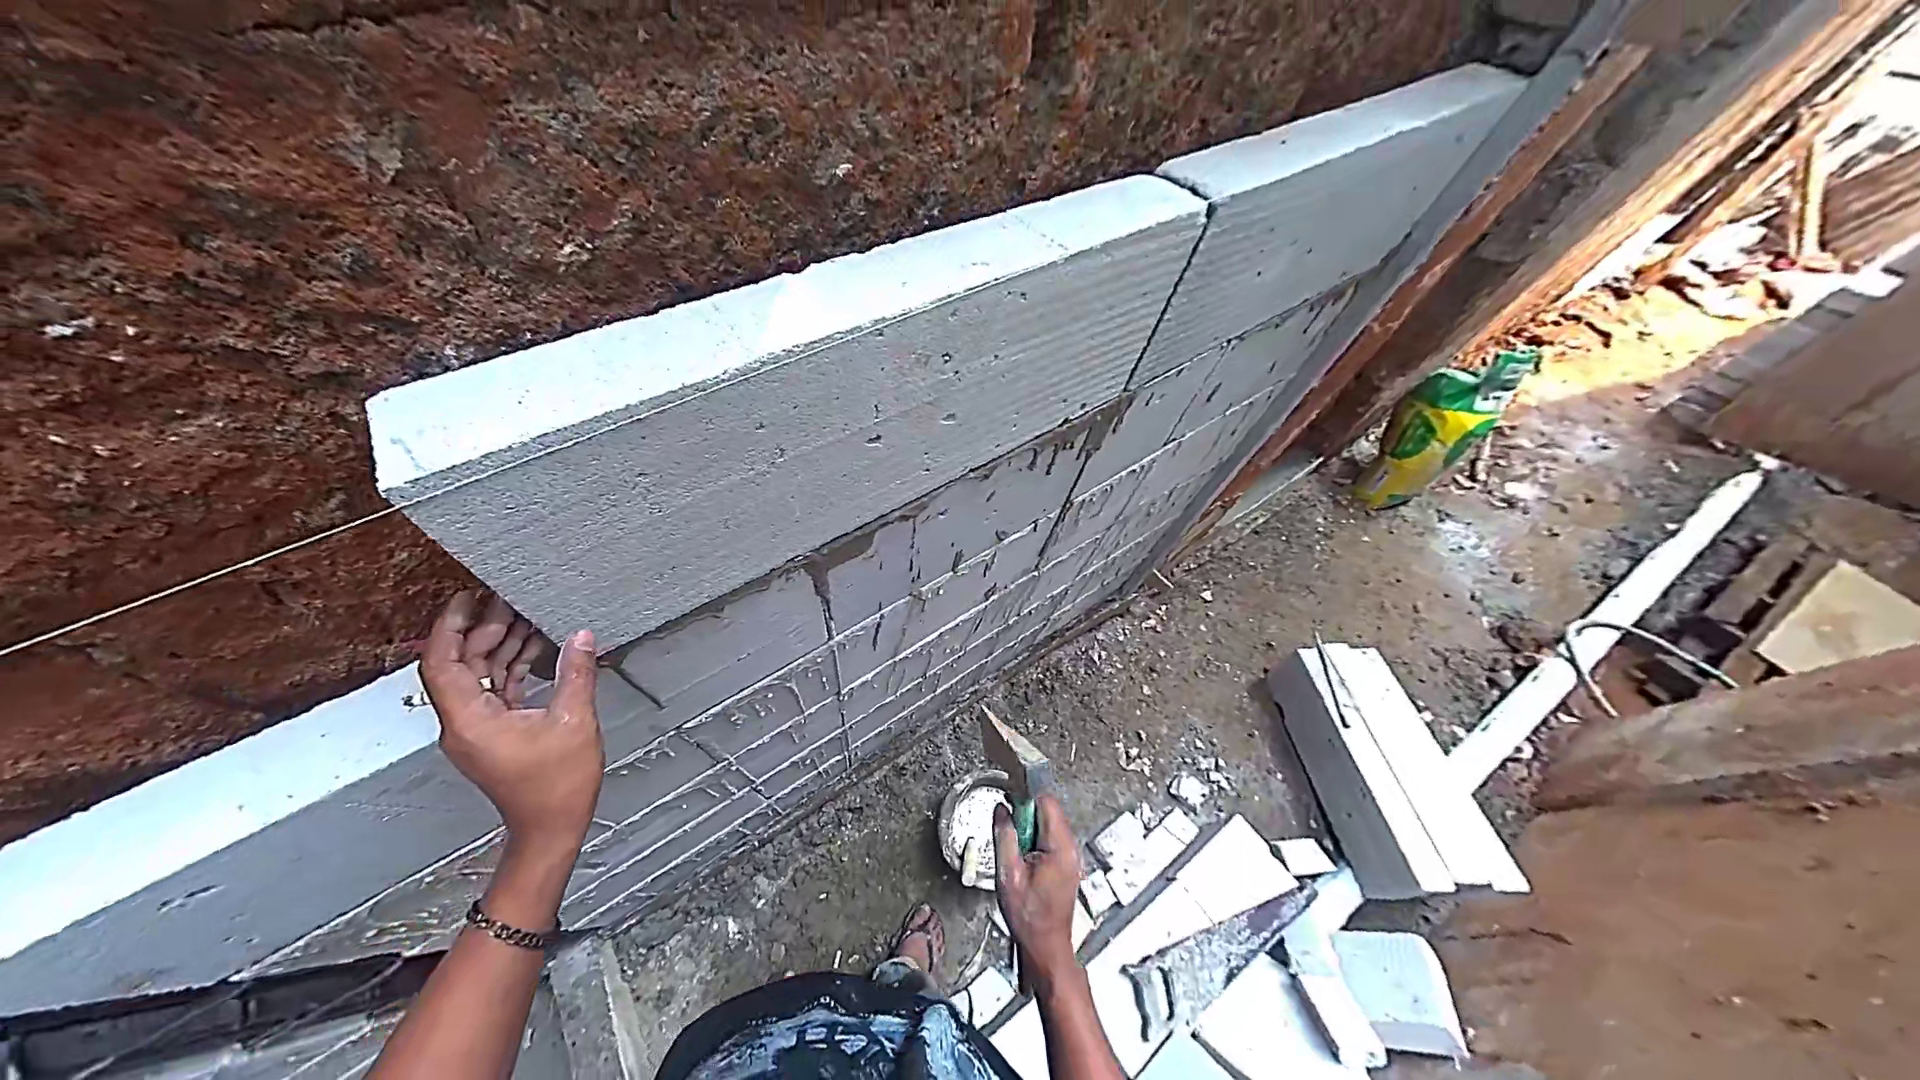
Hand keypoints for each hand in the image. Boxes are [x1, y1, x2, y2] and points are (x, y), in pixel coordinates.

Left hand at [420, 591, 603, 848]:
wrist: (552, 825)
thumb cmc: (557, 785)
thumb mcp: (574, 720)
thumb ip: (575, 673)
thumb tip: (581, 638)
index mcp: (470, 720)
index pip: (442, 663)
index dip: (449, 627)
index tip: (465, 599)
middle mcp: (464, 723)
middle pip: (462, 664)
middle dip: (483, 630)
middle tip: (508, 601)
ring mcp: (478, 729)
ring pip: (479, 675)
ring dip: (499, 646)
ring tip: (524, 617)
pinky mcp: (495, 732)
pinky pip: (495, 689)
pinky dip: (512, 666)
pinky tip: (534, 649)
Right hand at [993, 794, 1083, 988]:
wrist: (1045, 946)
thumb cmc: (1030, 918)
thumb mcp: (1008, 874)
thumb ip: (1005, 836)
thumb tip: (1002, 810)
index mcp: (1060, 848)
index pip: (1047, 802)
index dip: (1026, 798)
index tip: (1010, 802)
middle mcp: (1071, 849)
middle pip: (1049, 811)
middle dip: (1027, 815)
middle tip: (1010, 832)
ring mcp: (1071, 857)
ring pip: (1049, 824)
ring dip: (1030, 829)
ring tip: (1018, 852)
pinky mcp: (1067, 864)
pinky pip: (1051, 839)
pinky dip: (1036, 841)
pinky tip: (1025, 860)